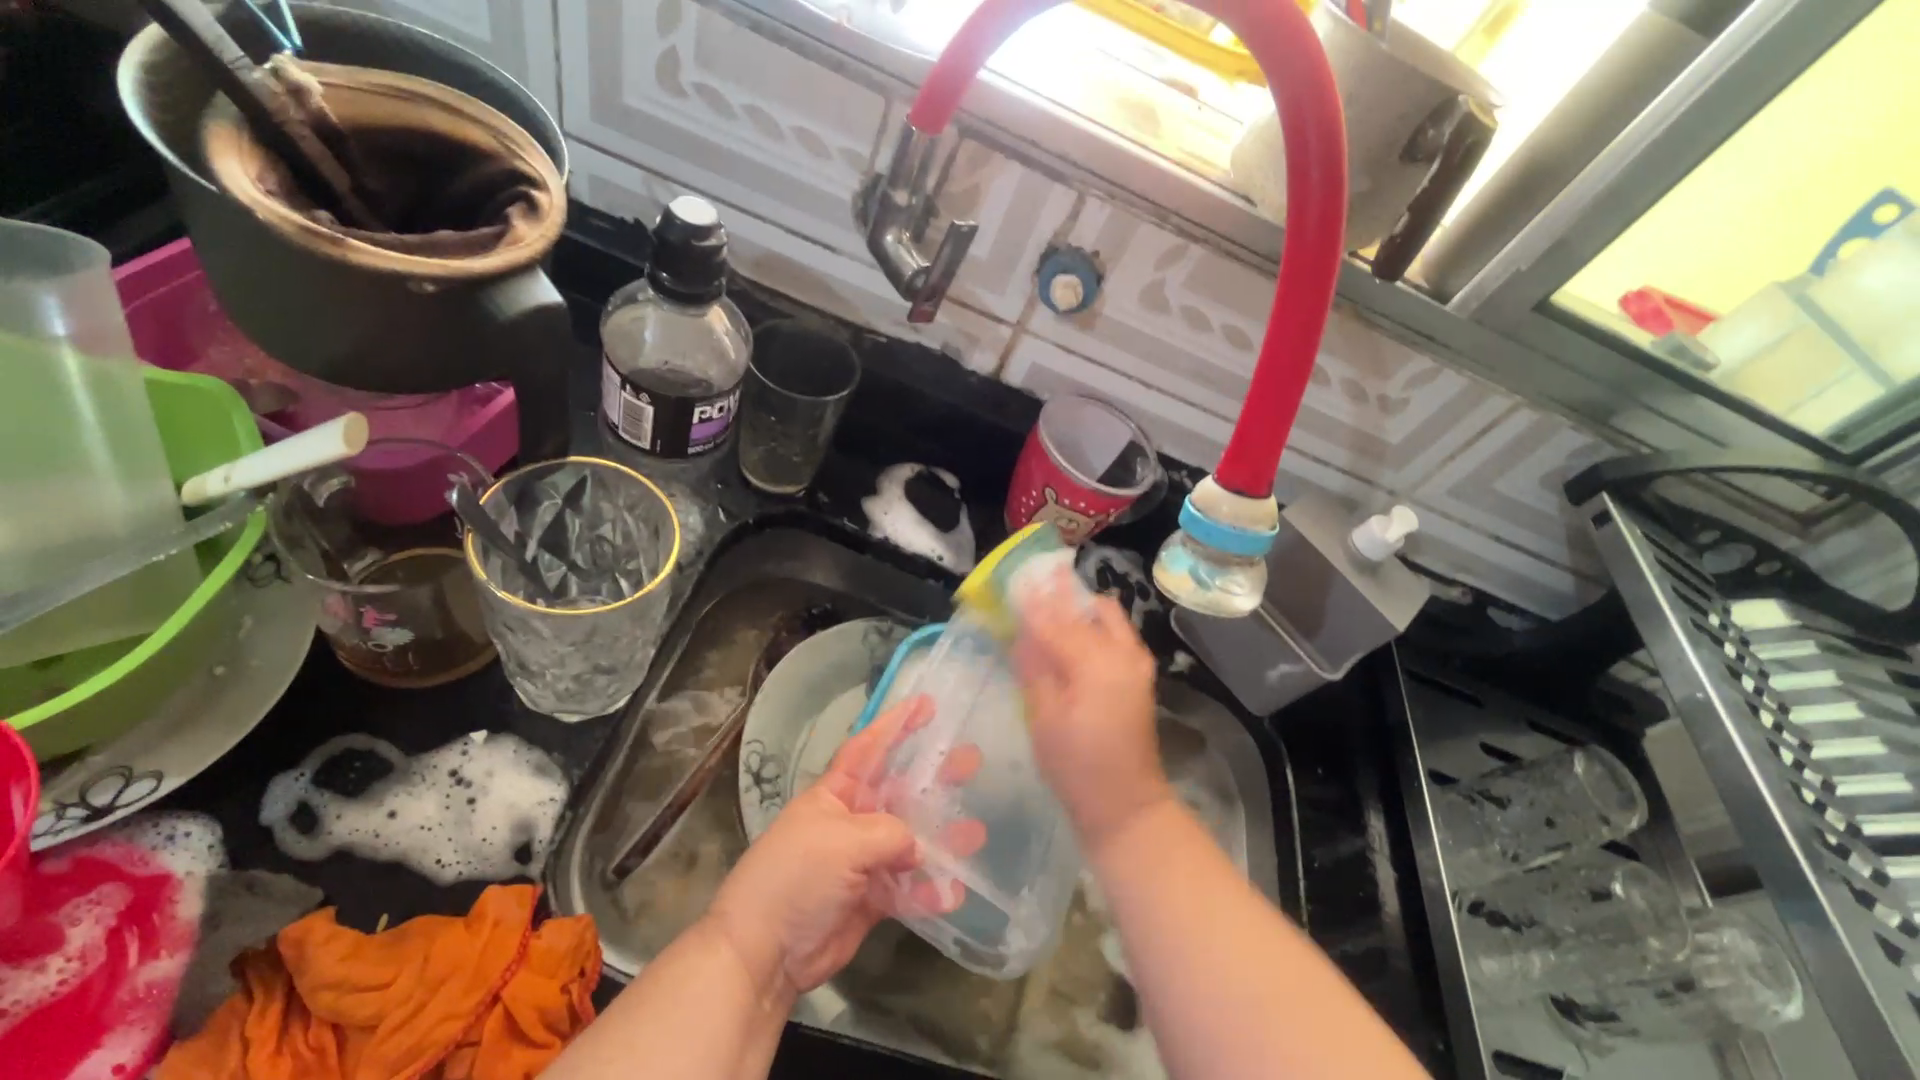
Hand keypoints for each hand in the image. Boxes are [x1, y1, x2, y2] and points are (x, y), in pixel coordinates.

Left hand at [705, 695, 980, 997]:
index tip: (926, 703)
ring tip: (975, 833)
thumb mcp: (842, 841)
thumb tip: (917, 848)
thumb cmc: (795, 877)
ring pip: (911, 842)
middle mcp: (851, 822)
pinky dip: (928, 891)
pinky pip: (907, 888)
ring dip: (942, 839)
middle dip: (933, 779)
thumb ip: (889, 834)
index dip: (894, 725)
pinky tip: (951, 893)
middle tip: (971, 763)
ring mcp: (861, 863)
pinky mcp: (871, 900)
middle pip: (899, 793)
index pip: (867, 749)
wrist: (765, 951)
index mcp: (835, 795)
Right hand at [1012, 569, 1173, 850]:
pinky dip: (1092, 627)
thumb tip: (1018, 630)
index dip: (1030, 602)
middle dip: (1059, 597)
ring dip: (1078, 609)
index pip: (1055, 619)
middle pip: (1088, 608)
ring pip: (1106, 618)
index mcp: (1096, 662)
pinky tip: (1068, 638)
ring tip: (1047, 613)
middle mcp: (1123, 653)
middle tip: (1030, 592)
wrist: (1125, 805)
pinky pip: (1115, 635)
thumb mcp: (1043, 717)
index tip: (1009, 582)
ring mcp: (1137, 663)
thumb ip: (1033, 666)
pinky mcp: (1139, 676)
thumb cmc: (1076, 766)